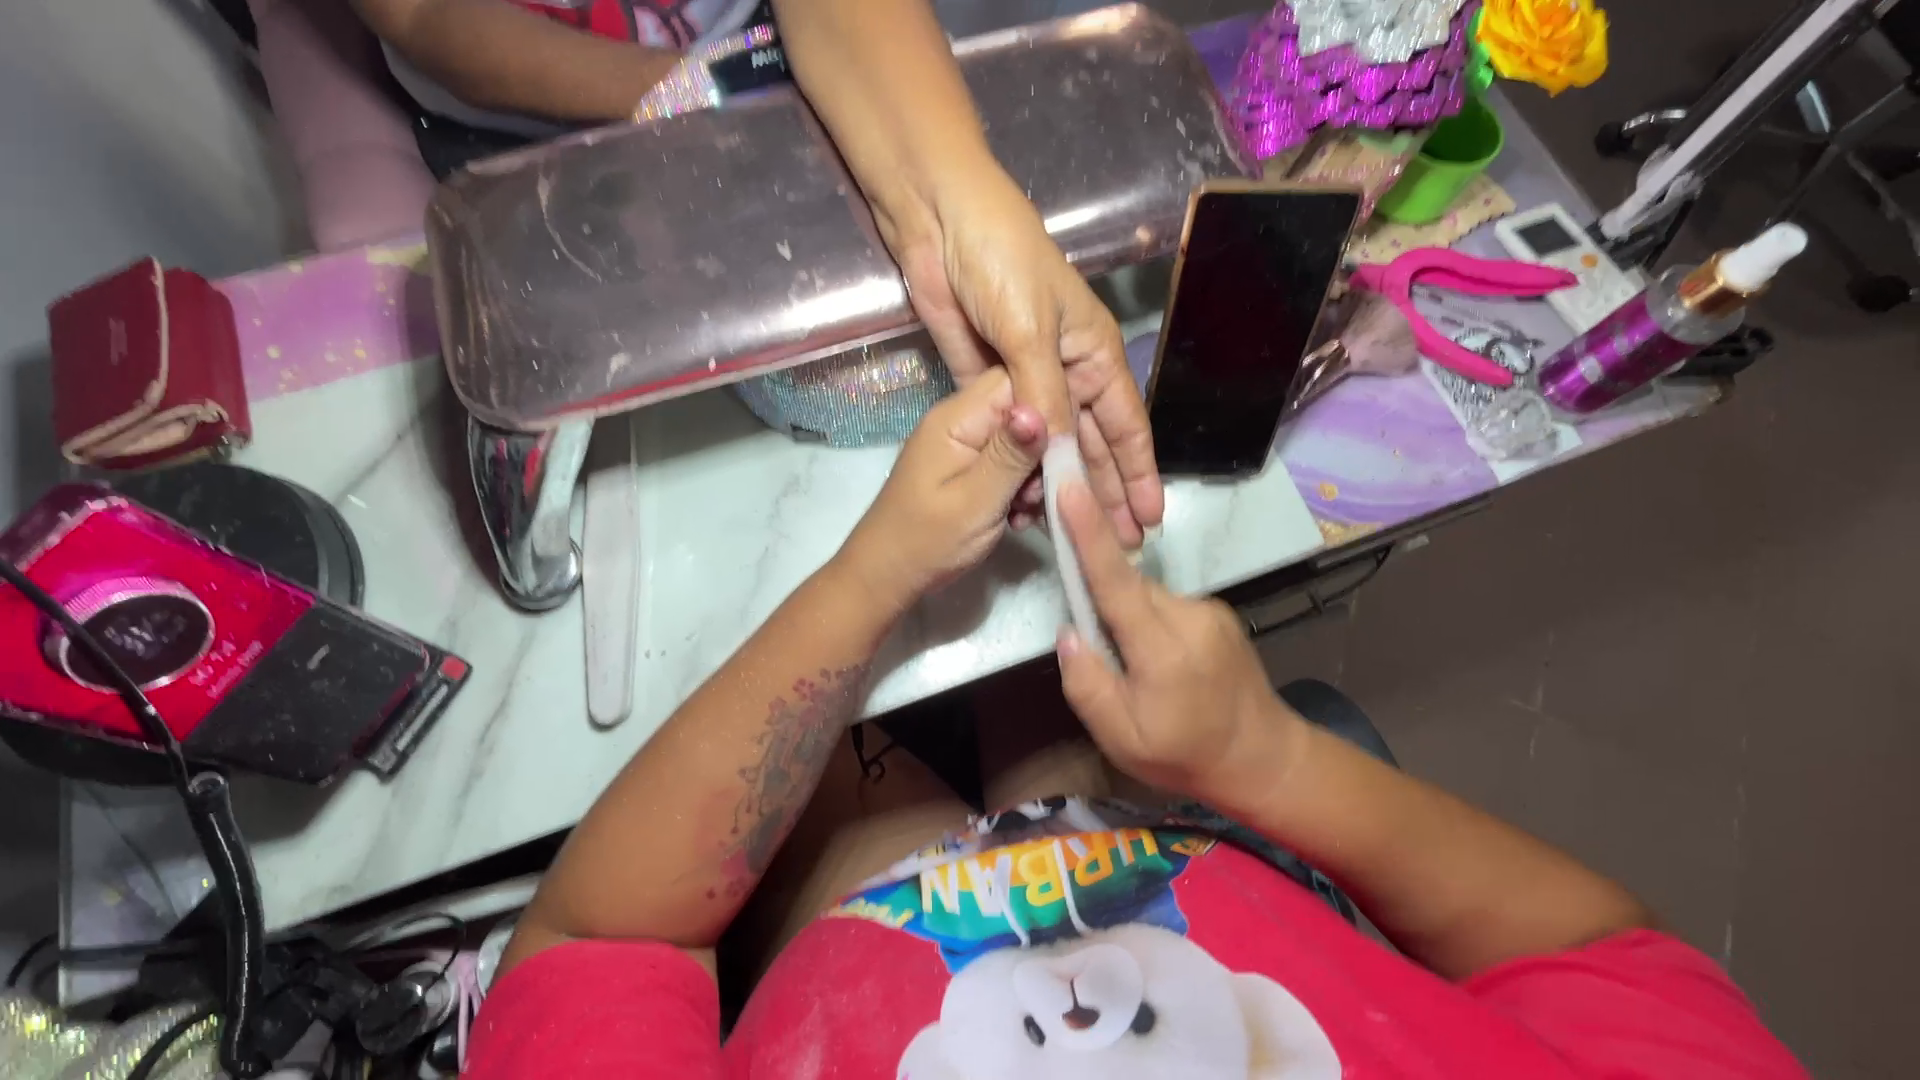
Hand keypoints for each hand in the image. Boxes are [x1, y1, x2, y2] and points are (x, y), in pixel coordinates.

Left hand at [838, 367, 1046, 609]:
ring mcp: (964, 443)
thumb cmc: (926, 541)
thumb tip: (1041, 407)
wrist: (887, 575)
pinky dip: (1021, 487)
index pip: (1016, 378)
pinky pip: (1009, 461)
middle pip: (1023, 406)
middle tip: (1040, 491)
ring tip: (1027, 510)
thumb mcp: (974, 501)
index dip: (1049, 406)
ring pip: (1021, 438)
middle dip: (1044, 447)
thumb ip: (1009, 455)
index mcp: (956, 418)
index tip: (1062, 450)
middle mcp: (960, 420)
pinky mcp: (970, 466)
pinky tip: (1019, 516)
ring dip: (1035, 473)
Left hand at [883, 169, 1163, 546]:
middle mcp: (1065, 374)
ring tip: (1077, 537)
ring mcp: (1026, 386)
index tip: (1149, 516)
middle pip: (1091, 444)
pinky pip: (1015, 441)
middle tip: (1121, 544)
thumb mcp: (1029, 333)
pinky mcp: (989, 391)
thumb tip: (1061, 456)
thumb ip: (1044, 398)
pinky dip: (1023, 471)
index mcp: (1091, 354)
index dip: (1136, 472)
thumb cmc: (999, 267)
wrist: (938, 227)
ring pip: (1052, 448)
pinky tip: (1029, 505)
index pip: (1122, 424)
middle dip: (1106, 492)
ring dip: (1064, 489)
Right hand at [1052, 479, 1308, 804]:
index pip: (1117, 583)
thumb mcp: (1121, 740)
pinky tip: (1162, 663)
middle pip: (1128, 585)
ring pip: (1147, 595)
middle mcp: (1190, 617)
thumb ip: (1087, 685)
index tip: (1070, 490)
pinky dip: (1151, 622)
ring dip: (1129, 616)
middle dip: (1102, 598)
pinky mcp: (1219, 615)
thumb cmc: (1184, 757)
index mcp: (1163, 651)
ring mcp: (1210, 612)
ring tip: (1137, 669)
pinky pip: (1168, 605)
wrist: (1265, 759)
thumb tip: (1068, 632)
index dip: (1089, 535)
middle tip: (1096, 646)